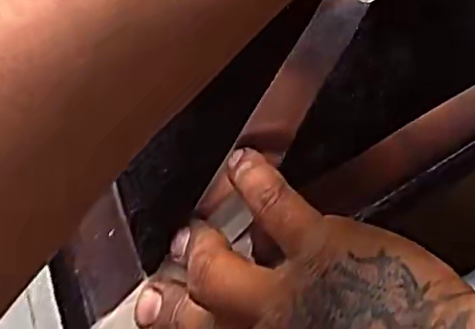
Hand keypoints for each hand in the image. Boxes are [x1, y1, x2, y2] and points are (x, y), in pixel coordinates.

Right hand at [134, 150, 474, 328]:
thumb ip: (297, 326)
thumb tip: (283, 311)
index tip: (166, 319)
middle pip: (193, 318)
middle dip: (168, 303)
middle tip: (156, 285)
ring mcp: (284, 291)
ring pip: (216, 269)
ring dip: (198, 247)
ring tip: (189, 228)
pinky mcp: (318, 243)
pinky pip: (274, 206)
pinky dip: (253, 181)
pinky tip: (243, 162)